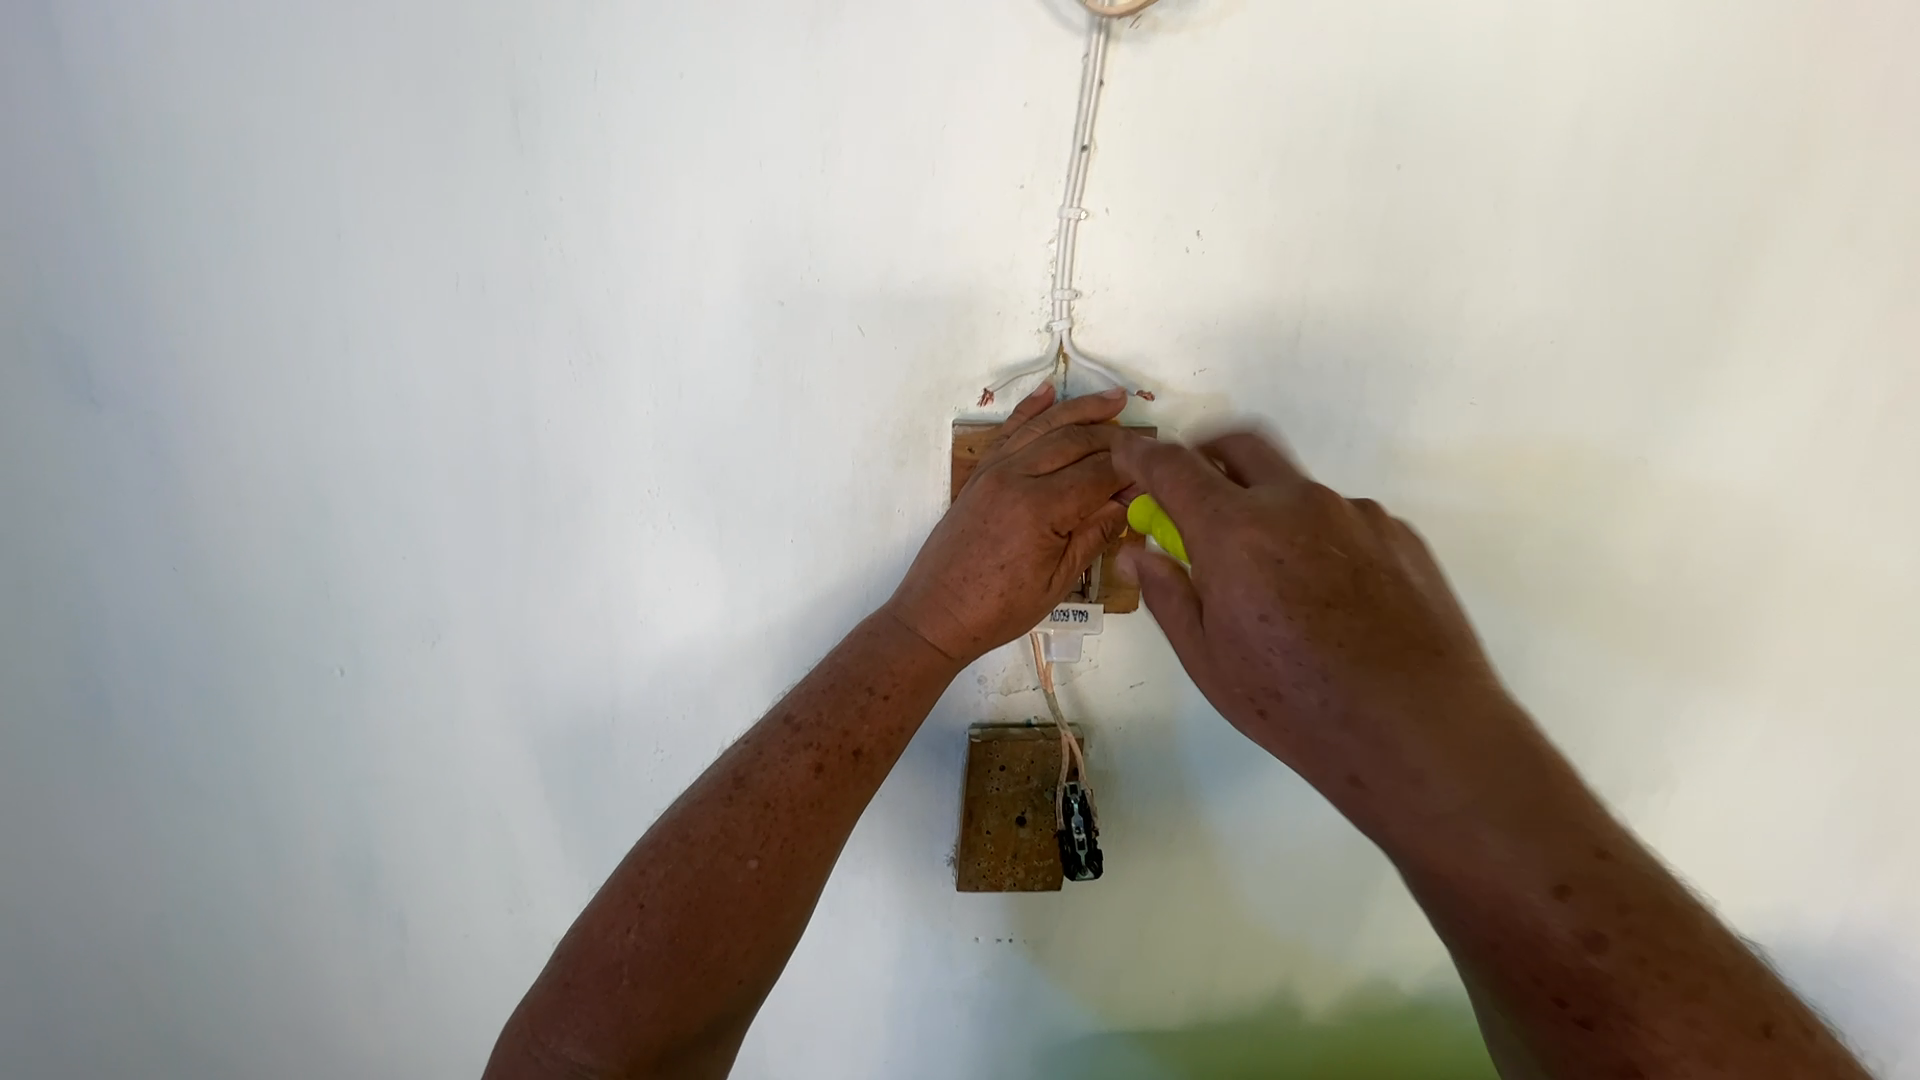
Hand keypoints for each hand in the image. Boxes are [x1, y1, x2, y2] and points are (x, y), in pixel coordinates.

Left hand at [886, 384, 1130, 664]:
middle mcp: (1016, 477)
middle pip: (1075, 441)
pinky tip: (1049, 392)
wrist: (936, 614)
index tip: (1155, 473)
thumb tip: (1127, 501)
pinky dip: (1030, 410)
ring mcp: (993, 471)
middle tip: (1145, 438)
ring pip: (1044, 427)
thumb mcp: (1058, 580)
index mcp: (1040, 507)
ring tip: (1113, 398)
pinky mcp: (979, 474)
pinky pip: (1009, 432)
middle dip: (1114, 437)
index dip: (1131, 472)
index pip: (1099, 473)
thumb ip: (1094, 534)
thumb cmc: (998, 609)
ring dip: (1080, 410)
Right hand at [1112, 428, 1528, 818]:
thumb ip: (1167, 594)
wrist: (1419, 730)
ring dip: (1265, 509)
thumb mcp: (1206, 659)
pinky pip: (1338, 518)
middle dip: (1204, 454)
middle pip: (1238, 446)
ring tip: (1274, 581)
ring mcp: (1354, 513)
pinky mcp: (1398, 533)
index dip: (1142, 454)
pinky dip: (1313, 538)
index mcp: (1235, 532)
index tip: (1127, 451)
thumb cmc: (1293, 703)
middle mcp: (1295, 503)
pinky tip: (1328, 598)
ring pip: (1293, 488)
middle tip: (1191, 495)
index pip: (1174, 468)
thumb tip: (1137, 552)